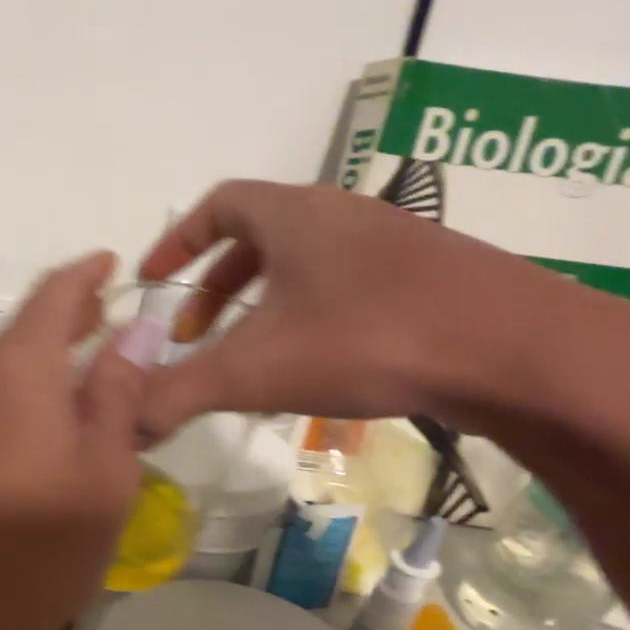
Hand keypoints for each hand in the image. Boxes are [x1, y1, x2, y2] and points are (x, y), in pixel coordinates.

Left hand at [0, 252, 155, 629]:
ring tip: (76, 384)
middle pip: (18, 334)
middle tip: (104, 324)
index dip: (85, 275)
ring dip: (36, 370)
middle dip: (64, 325)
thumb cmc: (39, 547)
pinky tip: (31, 434)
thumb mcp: (103, 472)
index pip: (52, 295)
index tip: (110, 265)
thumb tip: (135, 330)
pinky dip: (9, 404)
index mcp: (14, 368)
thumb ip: (118, 393)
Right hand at [137, 179, 629, 437]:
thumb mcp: (252, 371)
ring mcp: (387, 245)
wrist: (509, 350)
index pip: (218, 205)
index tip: (151, 281)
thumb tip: (119, 425)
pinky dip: (305, 319)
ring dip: (260, 307)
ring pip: (302, 265)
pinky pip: (340, 288)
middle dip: (214, 286)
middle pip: (258, 236)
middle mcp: (339, 215)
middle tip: (192, 336)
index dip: (177, 242)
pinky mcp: (421, 280)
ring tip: (245, 360)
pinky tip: (308, 372)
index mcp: (292, 216)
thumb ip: (176, 395)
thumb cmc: (364, 340)